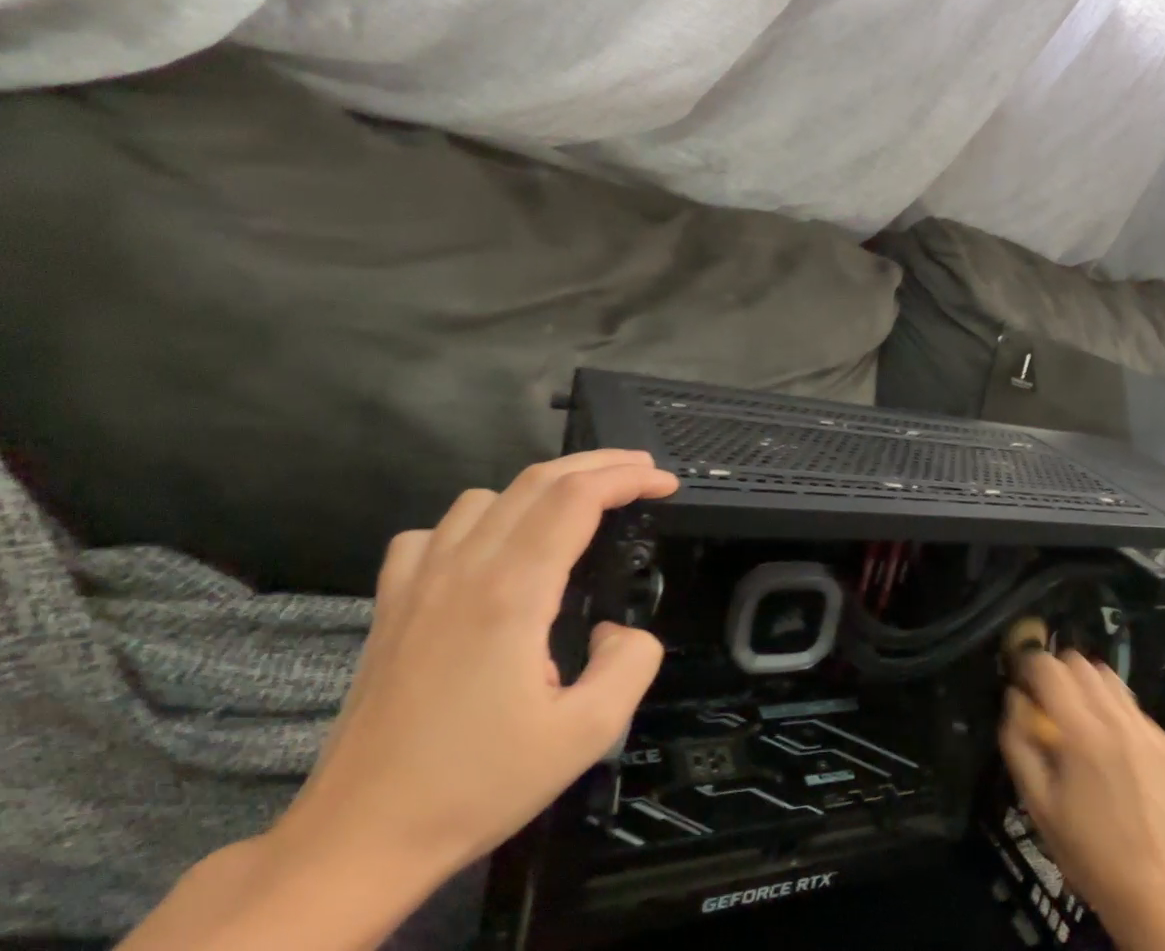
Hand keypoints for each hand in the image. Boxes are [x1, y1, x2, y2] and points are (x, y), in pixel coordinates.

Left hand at [276, 449, 678, 881]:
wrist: (363, 834)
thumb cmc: (479, 784)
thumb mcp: (588, 733)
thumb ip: (631, 663)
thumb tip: (617, 631)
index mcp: (511, 594)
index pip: (575, 499)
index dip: (627, 478)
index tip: (666, 483)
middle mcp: (461, 571)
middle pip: (534, 481)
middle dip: (597, 465)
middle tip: (643, 474)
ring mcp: (417, 584)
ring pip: (484, 497)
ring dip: (541, 488)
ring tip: (580, 509)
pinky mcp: (391, 606)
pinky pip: (435, 532)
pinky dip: (477, 521)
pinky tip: (492, 550)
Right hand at [1000, 651, 1164, 950]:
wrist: (1153, 884)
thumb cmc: (1085, 849)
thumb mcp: (1036, 802)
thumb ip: (1018, 743)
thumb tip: (1014, 700)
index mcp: (1081, 734)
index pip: (1050, 668)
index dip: (1029, 665)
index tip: (1020, 679)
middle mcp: (1117, 720)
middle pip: (1081, 663)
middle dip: (1058, 673)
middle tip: (1045, 702)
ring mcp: (1146, 729)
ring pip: (1110, 678)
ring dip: (1087, 686)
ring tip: (1076, 718)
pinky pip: (1131, 707)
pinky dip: (1112, 711)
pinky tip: (1107, 745)